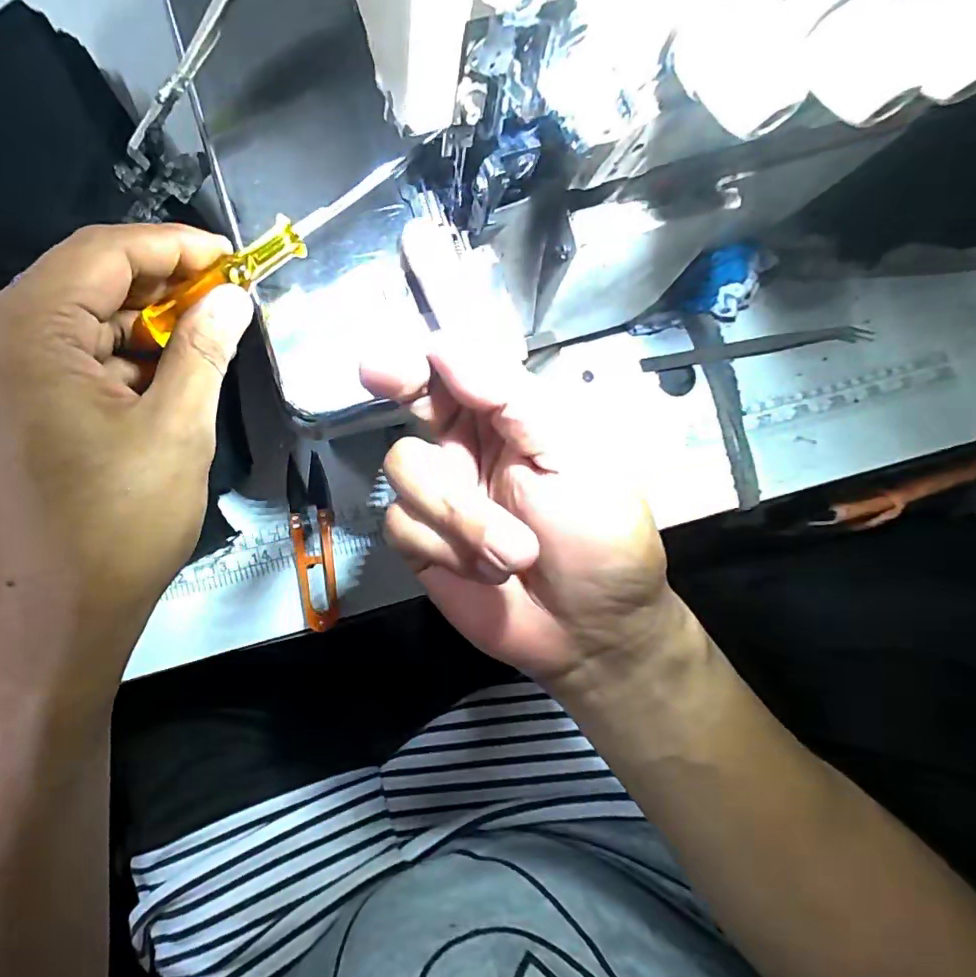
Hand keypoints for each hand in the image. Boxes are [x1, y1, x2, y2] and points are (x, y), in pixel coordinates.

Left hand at [0, 224, 253, 700]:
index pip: (101, 252)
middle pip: (79, 284)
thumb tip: (234, 296)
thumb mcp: (177, 431)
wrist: (54, 625)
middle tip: (225, 301)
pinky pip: (50, 363)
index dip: (174, 245)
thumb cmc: (119, 527)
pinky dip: (104, 362)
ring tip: (200, 342)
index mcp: (16, 332)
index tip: (232, 256)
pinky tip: (154, 380)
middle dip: (158, 288)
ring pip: (67, 325)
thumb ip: (204, 349)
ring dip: (134, 328)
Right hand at [359, 322, 674, 687]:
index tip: (390, 353)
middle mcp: (469, 448)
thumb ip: (512, 399)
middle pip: (412, 401)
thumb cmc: (601, 536)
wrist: (590, 630)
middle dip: (397, 384)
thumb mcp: (574, 455)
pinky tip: (489, 573)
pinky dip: (448, 551)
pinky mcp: (422, 544)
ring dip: (460, 515)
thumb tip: (444, 346)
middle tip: (374, 370)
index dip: (421, 355)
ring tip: (516, 553)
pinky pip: (402, 526)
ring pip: (405, 470)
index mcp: (512, 419)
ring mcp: (442, 496)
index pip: (459, 372)